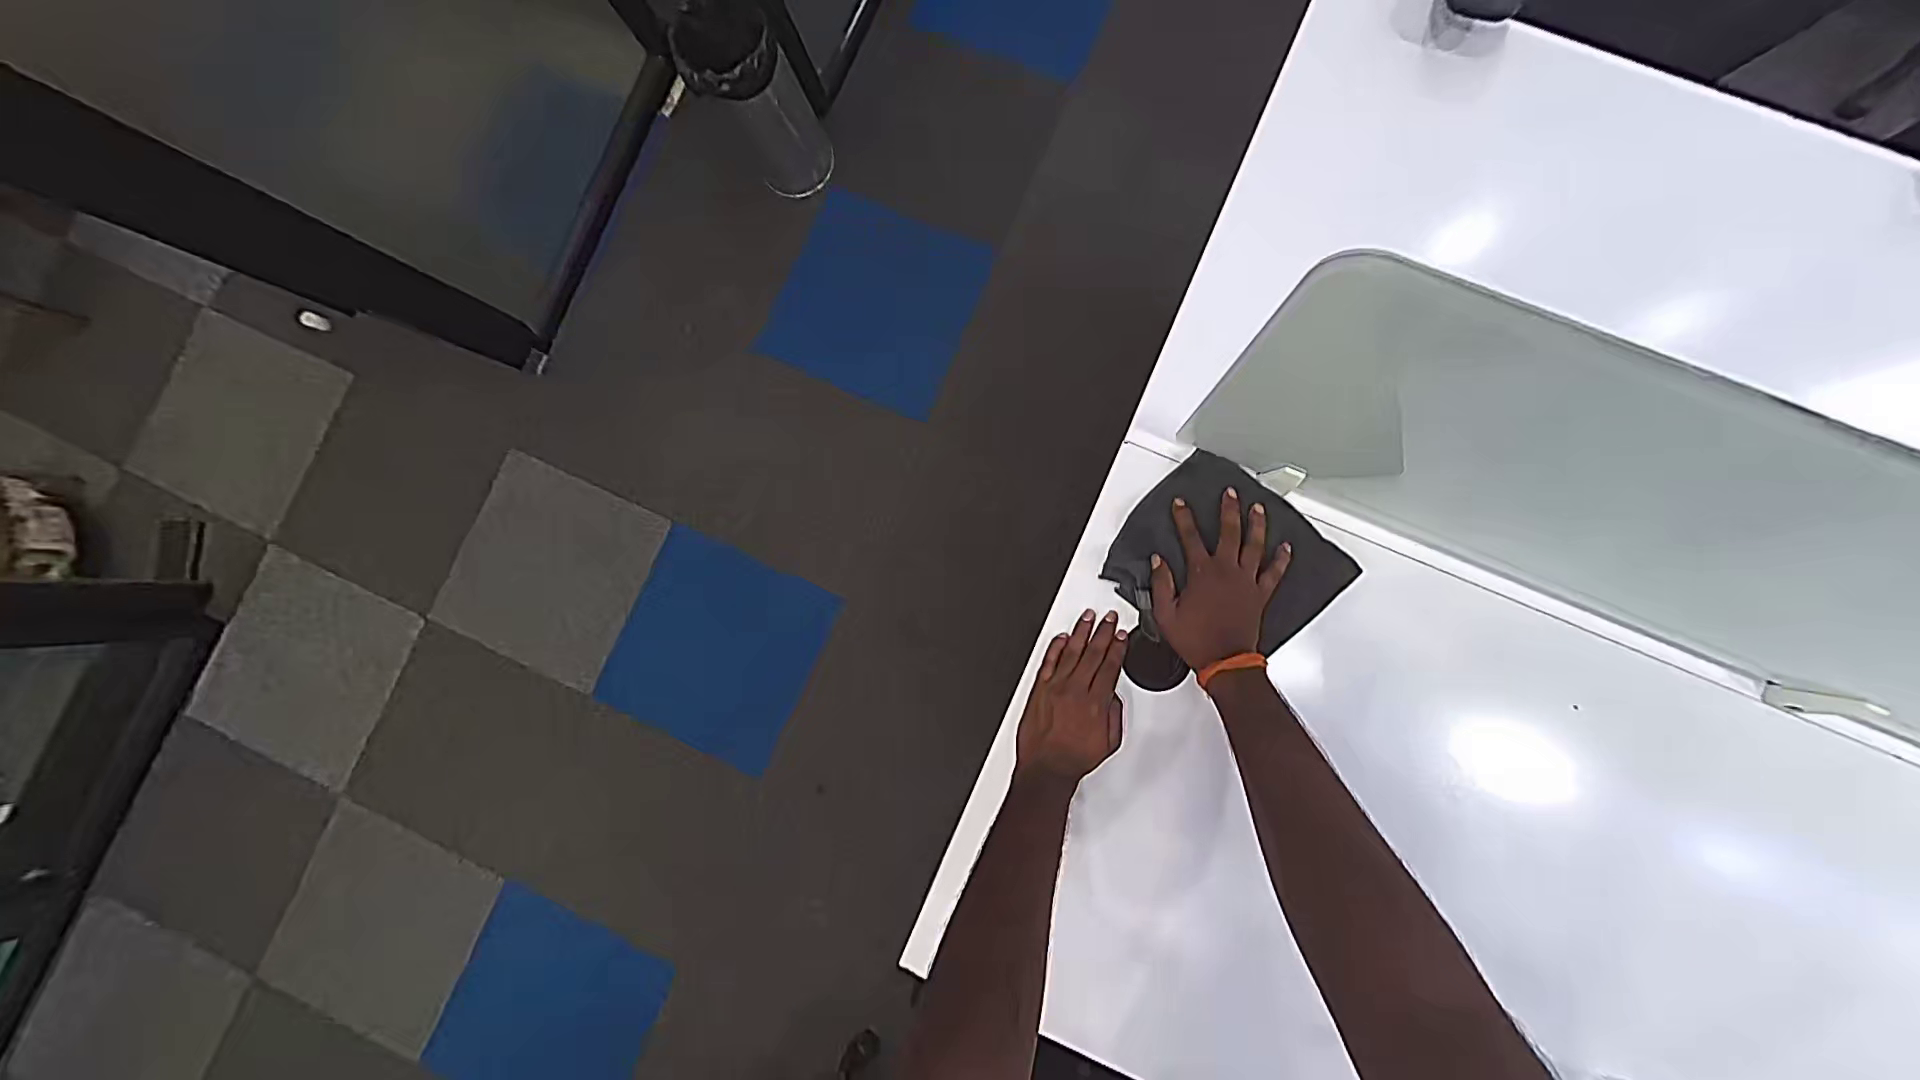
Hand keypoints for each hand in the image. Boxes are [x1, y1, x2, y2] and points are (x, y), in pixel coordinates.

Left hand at [1015, 609, 1126, 782]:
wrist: (1045, 767)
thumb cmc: (1073, 758)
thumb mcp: (1109, 742)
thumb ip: (1114, 714)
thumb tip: (1113, 695)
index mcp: (1095, 703)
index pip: (1110, 666)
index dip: (1118, 647)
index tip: (1121, 636)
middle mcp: (1075, 691)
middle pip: (1093, 653)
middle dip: (1104, 632)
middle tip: (1109, 618)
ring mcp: (1055, 687)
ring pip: (1071, 651)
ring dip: (1081, 632)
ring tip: (1088, 617)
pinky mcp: (1039, 689)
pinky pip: (1049, 662)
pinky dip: (1056, 647)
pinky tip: (1063, 637)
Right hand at [1151, 487, 1291, 669]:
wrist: (1225, 660)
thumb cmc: (1196, 640)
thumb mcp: (1165, 613)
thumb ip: (1162, 584)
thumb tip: (1158, 562)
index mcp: (1202, 574)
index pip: (1191, 537)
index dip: (1184, 518)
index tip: (1181, 504)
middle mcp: (1227, 572)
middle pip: (1230, 532)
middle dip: (1228, 510)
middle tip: (1230, 494)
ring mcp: (1247, 582)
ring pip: (1255, 545)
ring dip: (1256, 524)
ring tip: (1257, 508)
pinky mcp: (1260, 595)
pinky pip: (1274, 572)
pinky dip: (1282, 559)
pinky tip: (1286, 547)